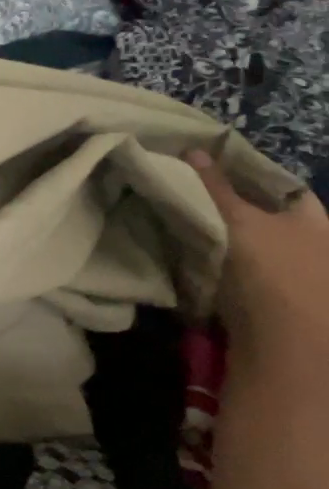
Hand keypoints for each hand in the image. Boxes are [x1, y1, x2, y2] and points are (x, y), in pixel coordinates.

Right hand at [187, 149, 328, 366]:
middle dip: (226, 199)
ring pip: (248, 236)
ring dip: (216, 228)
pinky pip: (236, 261)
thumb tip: (193, 150)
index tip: (202, 162)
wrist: (285, 339)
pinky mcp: (267, 291)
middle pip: (262, 210)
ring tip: (176, 214)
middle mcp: (308, 240)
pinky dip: (214, 253)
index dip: (244, 171)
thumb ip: (215, 187)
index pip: (278, 185)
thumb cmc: (274, 270)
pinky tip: (186, 246)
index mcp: (313, 220)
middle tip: (182, 185)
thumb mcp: (241, 221)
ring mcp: (290, 268)